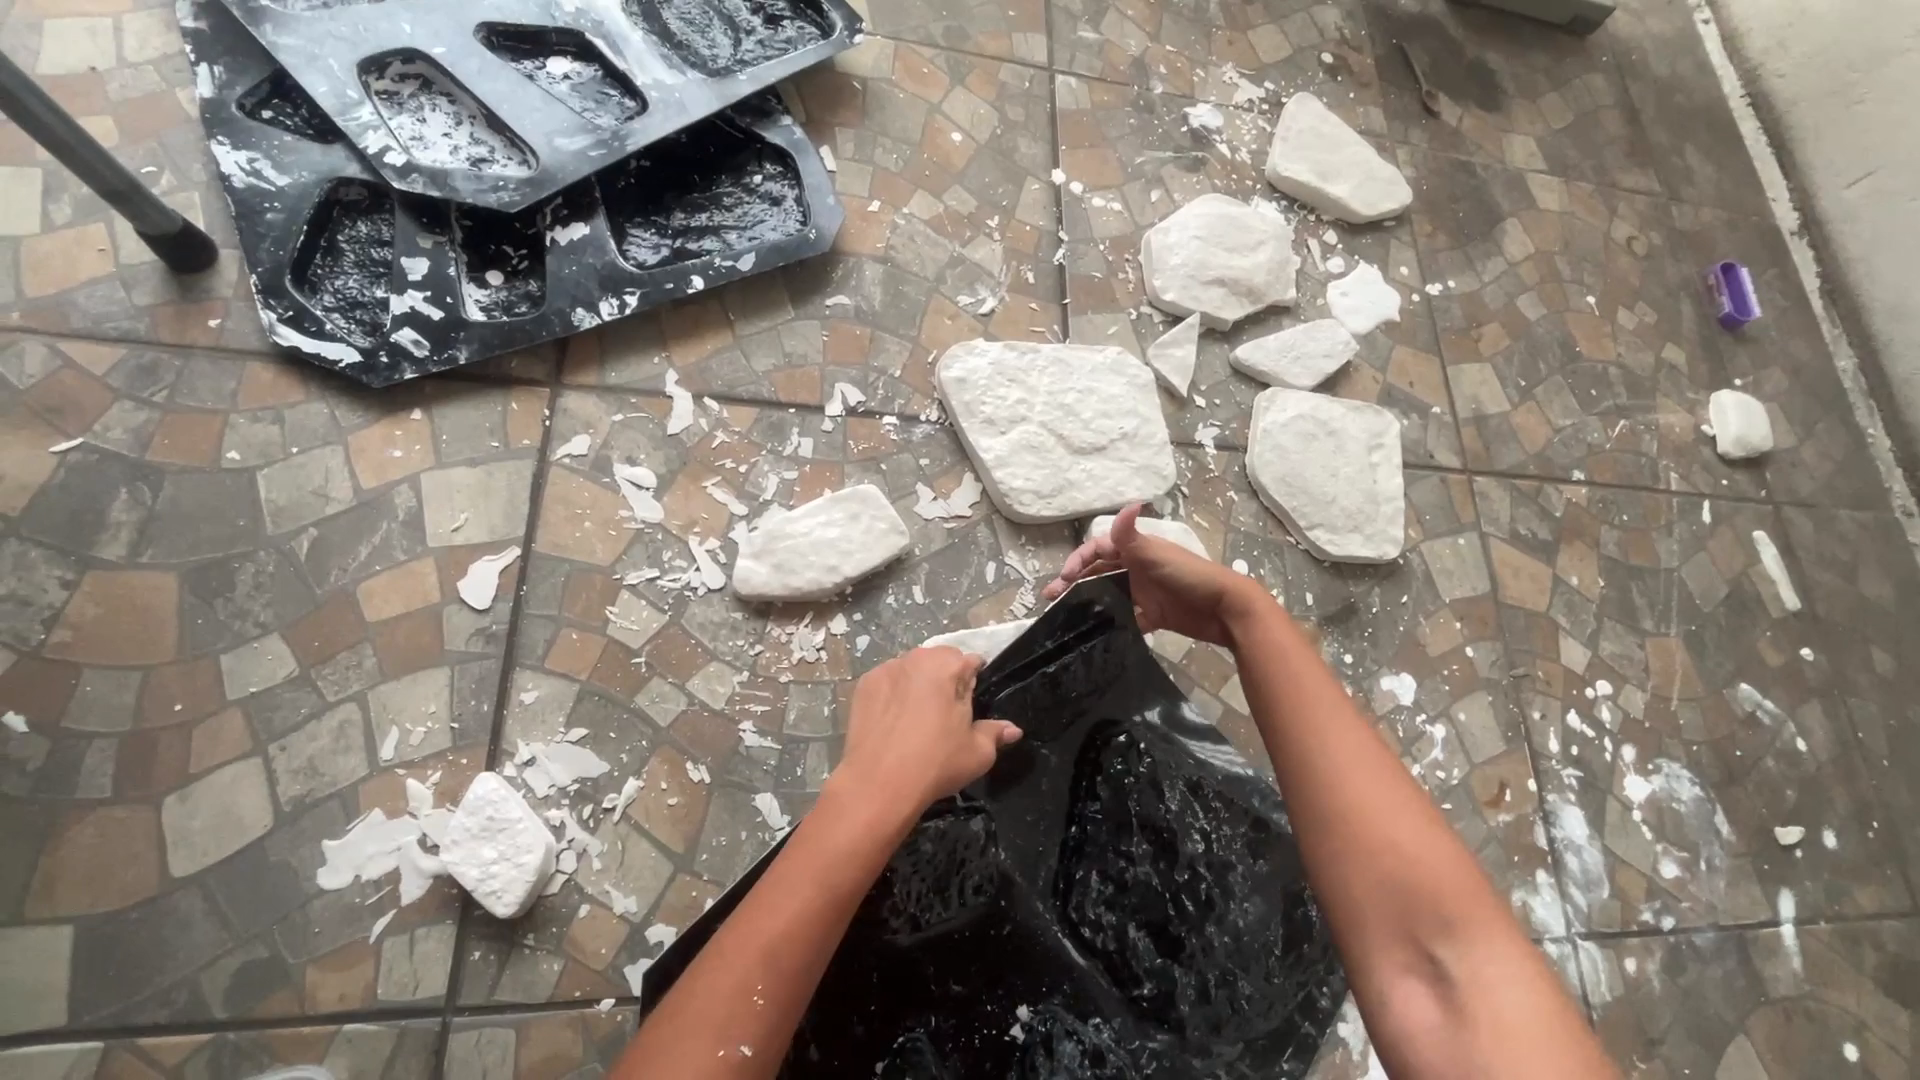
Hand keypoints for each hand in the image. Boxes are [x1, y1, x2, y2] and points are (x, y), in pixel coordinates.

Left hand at [833, 646, 1022, 813]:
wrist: (878, 783)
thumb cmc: (936, 763)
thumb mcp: (978, 753)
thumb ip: (996, 733)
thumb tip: (1013, 730)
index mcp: (948, 665)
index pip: (970, 661)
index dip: (973, 682)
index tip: (969, 707)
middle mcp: (916, 658)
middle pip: (938, 661)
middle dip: (944, 680)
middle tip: (945, 716)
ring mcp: (886, 669)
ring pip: (910, 670)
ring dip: (917, 685)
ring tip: (916, 720)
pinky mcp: (863, 685)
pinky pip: (887, 683)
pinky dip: (892, 695)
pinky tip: (892, 722)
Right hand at [1041, 503, 1272, 647]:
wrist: (1225, 608)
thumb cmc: (1190, 576)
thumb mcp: (1156, 554)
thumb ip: (1133, 534)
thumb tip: (1130, 502)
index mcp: (1136, 550)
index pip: (1098, 549)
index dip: (1078, 560)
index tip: (1064, 577)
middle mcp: (1136, 568)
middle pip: (1098, 573)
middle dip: (1072, 583)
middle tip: (1050, 598)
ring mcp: (1144, 593)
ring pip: (1107, 595)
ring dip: (1085, 602)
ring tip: (1063, 616)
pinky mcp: (1152, 616)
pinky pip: (1125, 617)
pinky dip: (1109, 622)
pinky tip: (1091, 631)